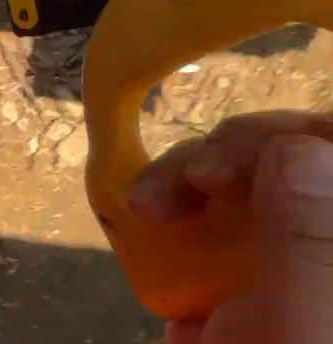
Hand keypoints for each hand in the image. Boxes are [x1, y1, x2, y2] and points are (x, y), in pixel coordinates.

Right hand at [129, 112, 332, 342]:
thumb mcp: (302, 332)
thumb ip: (313, 243)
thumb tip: (302, 147)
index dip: (310, 138)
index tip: (237, 162)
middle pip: (313, 154)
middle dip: (239, 151)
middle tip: (185, 181)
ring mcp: (306, 251)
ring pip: (266, 167)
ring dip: (195, 169)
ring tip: (148, 203)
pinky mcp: (264, 259)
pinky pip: (229, 196)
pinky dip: (181, 190)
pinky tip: (150, 211)